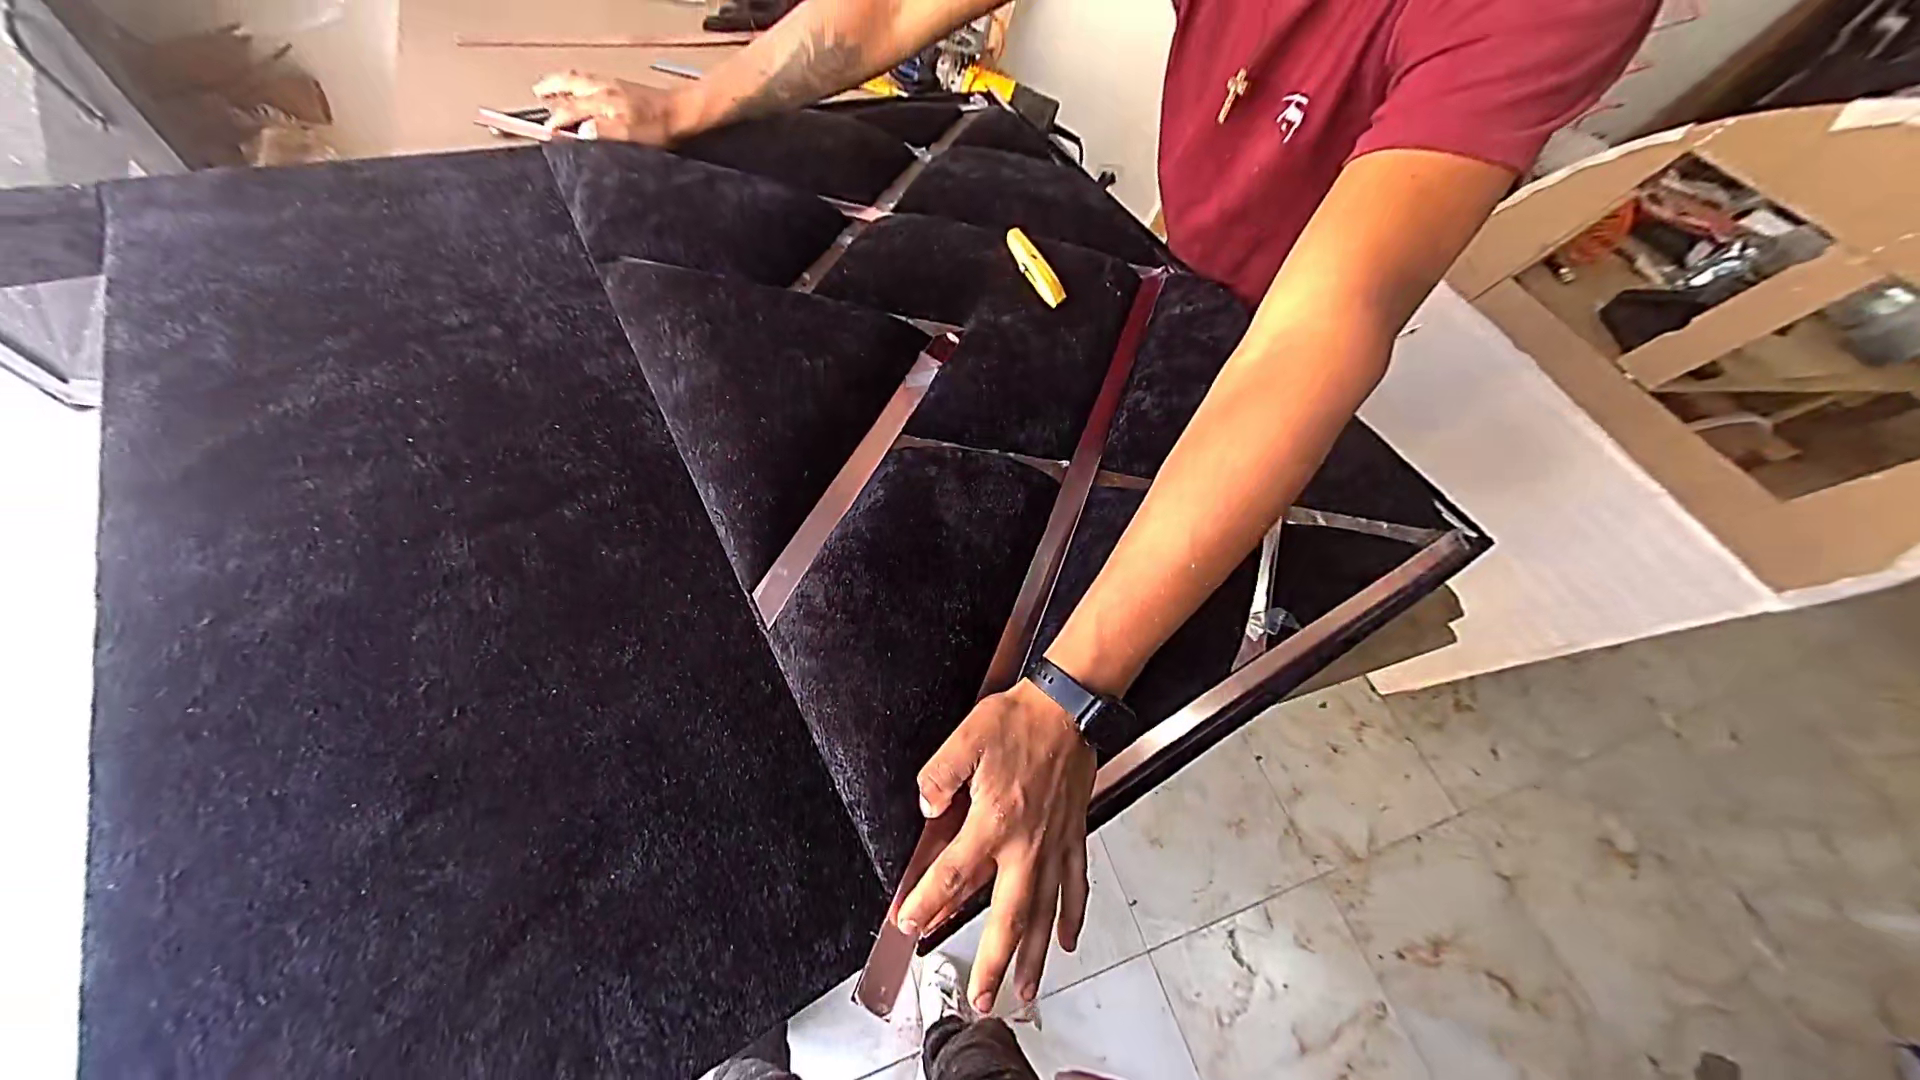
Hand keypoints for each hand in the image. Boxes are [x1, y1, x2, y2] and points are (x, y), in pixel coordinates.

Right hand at [532, 71, 687, 143]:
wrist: (681, 112)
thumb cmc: (660, 128)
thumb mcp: (632, 137)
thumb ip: (605, 133)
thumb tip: (580, 133)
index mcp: (602, 103)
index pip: (569, 111)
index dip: (556, 122)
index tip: (547, 132)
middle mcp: (602, 90)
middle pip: (567, 85)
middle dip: (550, 90)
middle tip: (538, 93)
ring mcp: (611, 85)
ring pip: (577, 79)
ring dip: (561, 81)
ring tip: (551, 85)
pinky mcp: (621, 86)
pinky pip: (589, 78)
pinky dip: (577, 79)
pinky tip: (580, 85)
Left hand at [897, 678, 1097, 1010]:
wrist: (1066, 708)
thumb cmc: (1020, 720)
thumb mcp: (966, 738)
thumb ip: (939, 775)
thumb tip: (927, 806)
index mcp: (996, 819)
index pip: (954, 875)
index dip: (927, 902)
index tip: (909, 923)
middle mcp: (1027, 841)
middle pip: (1007, 916)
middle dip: (991, 962)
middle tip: (981, 997)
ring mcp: (1054, 842)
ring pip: (1044, 913)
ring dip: (1033, 956)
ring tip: (1025, 990)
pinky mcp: (1073, 834)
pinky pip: (1076, 884)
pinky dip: (1073, 915)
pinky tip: (1066, 938)